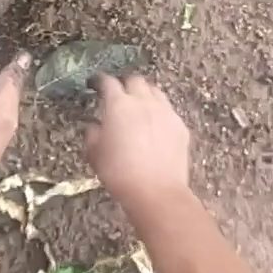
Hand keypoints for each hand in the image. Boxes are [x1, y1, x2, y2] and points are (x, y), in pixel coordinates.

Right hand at [85, 74, 191, 211]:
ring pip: (155, 91)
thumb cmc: (119, 173)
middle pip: (135, 80)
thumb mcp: (94, 154)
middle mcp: (144, 102)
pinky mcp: (180, 126)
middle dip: (125, 84)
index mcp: (119, 105)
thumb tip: (94, 126)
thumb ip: (92, 133)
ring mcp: (165, 112)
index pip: (108, 82)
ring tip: (138, 107)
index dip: (100, 81)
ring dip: (144, 95)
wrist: (155, 191)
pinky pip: (168, 110)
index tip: (95, 83)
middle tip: (118, 96)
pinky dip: (159, 113)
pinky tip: (155, 127)